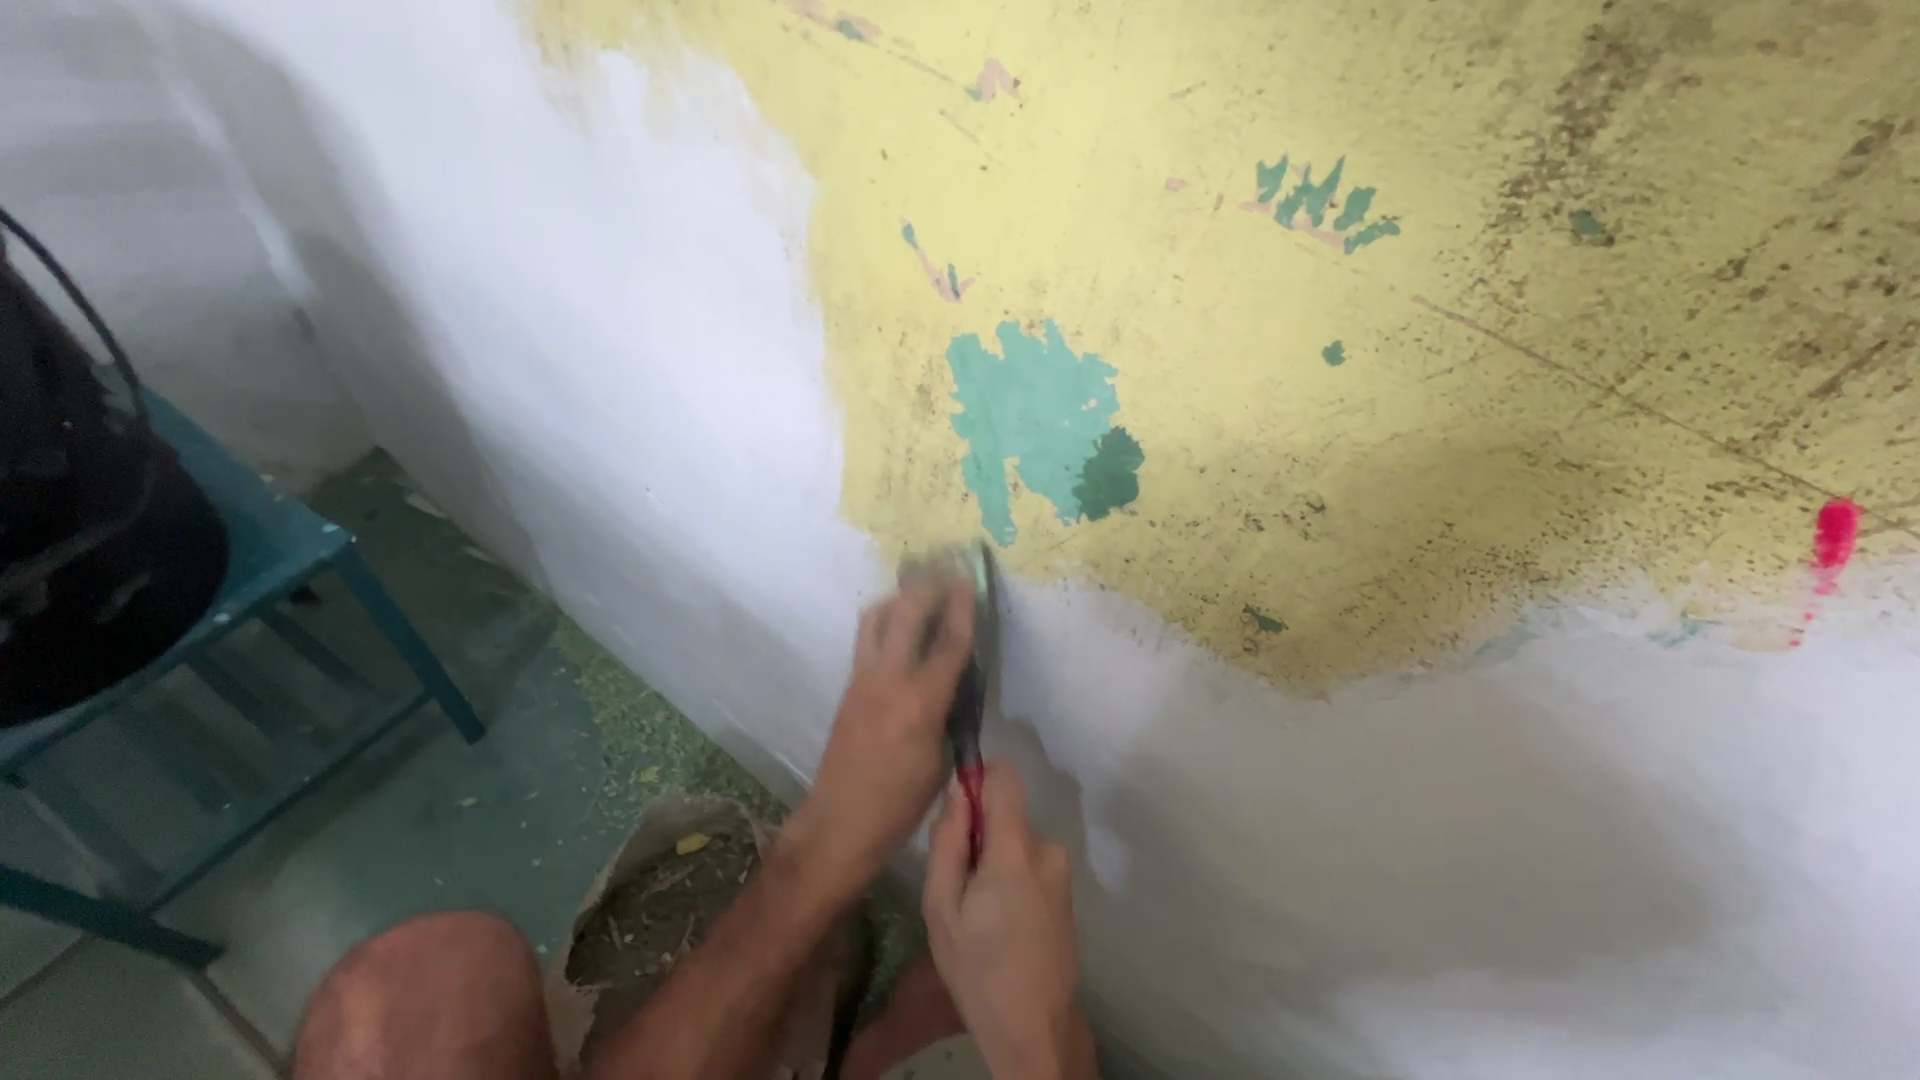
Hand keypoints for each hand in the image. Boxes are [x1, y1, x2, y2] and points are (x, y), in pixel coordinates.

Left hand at [785, 578, 974, 899]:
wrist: (840, 820)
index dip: (962, 607)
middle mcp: (888, 680)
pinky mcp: (848, 686)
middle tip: (946, 569)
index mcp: (920, 704)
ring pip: (876, 617)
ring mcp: (863, 679)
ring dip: (900, 597)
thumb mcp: (939, 759)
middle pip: (906, 613)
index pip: (948, 643)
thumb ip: (949, 712)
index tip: (969, 579)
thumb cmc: (901, 803)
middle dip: (928, 586)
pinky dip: (885, 620)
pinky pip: (866, 638)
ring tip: (920, 591)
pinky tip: (900, 626)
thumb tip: (955, 680)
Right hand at [923, 763, 1095, 1079]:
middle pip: (1005, 815)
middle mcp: (1047, 847)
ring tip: (978, 912)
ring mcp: (1062, 870)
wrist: (1034, 1025)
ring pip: (1015, 842)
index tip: (957, 813)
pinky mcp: (1066, 890)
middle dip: (978, 837)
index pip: (1004, 776)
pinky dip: (1011, 878)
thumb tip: (958, 792)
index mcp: (1016, 847)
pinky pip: (1030, 863)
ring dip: (994, 862)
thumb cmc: (978, 968)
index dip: (977, 780)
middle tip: (958, 887)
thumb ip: (946, 842)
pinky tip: (999, 921)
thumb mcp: (941, 907)